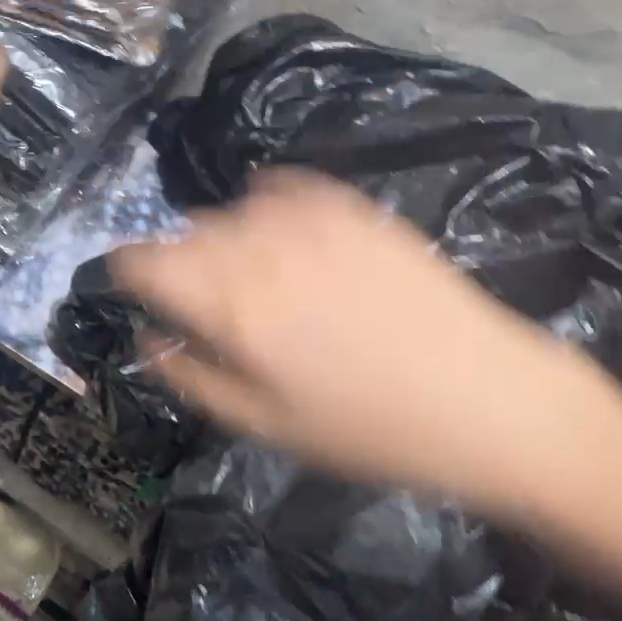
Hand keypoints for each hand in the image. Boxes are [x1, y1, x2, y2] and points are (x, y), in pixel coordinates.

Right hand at [114, 169, 575, 504]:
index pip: (143, 263)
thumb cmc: (370, 432)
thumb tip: (148, 340)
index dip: (124, 270)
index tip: (129, 286)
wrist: (497, 406)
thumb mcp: (265, 426)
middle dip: (172, 260)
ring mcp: (312, 226)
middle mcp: (261, 254)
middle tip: (191, 298)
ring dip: (216, 237)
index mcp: (232, 309)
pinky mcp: (356, 213)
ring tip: (239, 272)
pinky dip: (264, 203)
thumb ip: (192, 378)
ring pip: (228, 212)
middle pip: (182, 234)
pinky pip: (284, 188)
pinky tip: (274, 225)